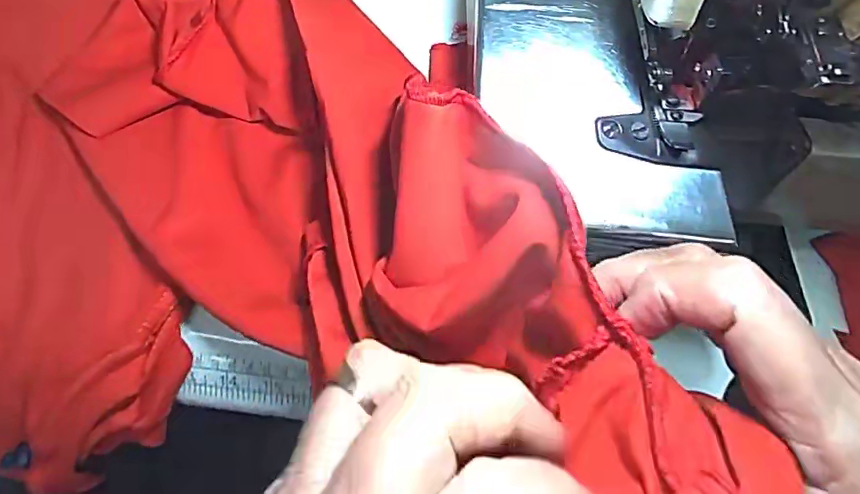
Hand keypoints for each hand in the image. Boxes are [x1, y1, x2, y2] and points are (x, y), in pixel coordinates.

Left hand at [269, 340, 588, 493]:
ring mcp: (296, 487)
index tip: (576, 477)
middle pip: (419, 399)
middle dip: (495, 402)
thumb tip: (564, 473)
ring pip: (361, 377)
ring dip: (432, 381)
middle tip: (542, 437)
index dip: (547, 475)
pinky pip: (332, 406)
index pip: (489, 479)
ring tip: (480, 414)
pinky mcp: (283, 484)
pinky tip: (419, 419)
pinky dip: (381, 397)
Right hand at [594, 244, 859, 493]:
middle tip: (587, 309)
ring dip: (661, 287)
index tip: (611, 323)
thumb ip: (683, 448)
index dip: (662, 287)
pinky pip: (749, 320)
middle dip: (645, 276)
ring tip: (610, 314)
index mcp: (846, 430)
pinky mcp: (833, 388)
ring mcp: (848, 380)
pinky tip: (656, 333)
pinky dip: (688, 311)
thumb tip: (602, 391)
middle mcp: (855, 387)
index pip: (742, 296)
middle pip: (732, 275)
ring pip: (737, 286)